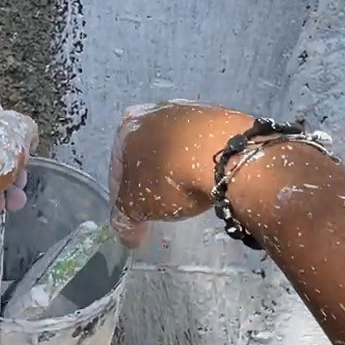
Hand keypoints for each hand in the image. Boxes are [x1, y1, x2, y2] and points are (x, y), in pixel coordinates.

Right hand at [109, 100, 255, 246]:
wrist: (227, 156)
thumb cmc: (170, 177)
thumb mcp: (137, 206)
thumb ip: (124, 217)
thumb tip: (126, 233)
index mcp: (128, 127)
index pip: (118, 169)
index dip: (121, 198)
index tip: (132, 219)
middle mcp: (156, 111)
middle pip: (147, 154)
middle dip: (150, 179)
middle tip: (158, 205)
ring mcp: (191, 111)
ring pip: (176, 147)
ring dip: (177, 169)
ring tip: (187, 194)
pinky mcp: (221, 117)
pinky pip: (203, 146)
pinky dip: (201, 162)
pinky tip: (207, 180)